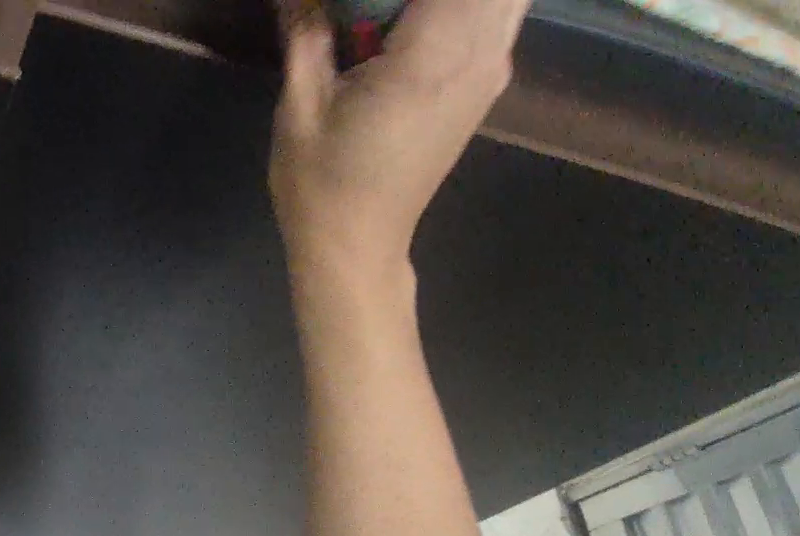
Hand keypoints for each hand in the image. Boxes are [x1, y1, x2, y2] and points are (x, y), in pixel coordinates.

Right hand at [269, 0, 528, 272]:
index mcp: (434, 51)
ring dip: (448, 0)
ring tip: (389, 18)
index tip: (358, 3)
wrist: (355, 247)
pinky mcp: (489, 80)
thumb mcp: (299, 110)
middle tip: (369, 10)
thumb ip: (306, 33)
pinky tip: (409, 24)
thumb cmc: (321, 187)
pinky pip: (500, 8)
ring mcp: (494, 64)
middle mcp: (483, 48)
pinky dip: (465, 5)